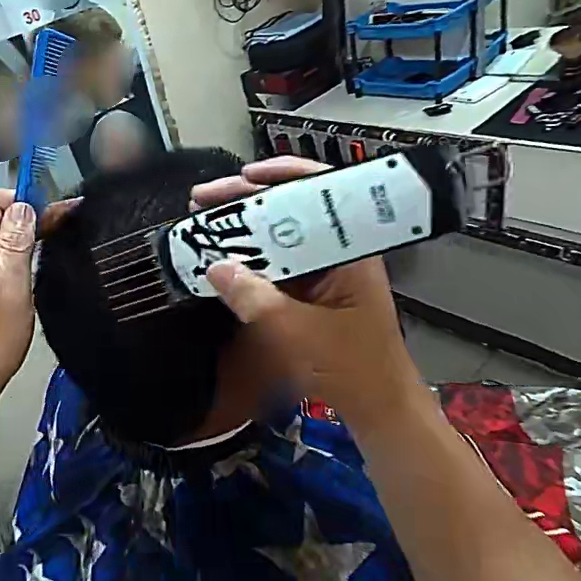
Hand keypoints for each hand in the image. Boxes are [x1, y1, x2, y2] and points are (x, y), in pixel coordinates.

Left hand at [0, 189, 35, 425]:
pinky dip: (10, 254)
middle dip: (25, 214)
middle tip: (64, 228)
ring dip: (20, 235)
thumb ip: (16, 244)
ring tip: (51, 246)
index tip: (56, 216)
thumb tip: (24, 206)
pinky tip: (28, 269)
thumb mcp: (11, 290)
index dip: (22, 199)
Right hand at [193, 158, 429, 430]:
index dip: (284, 174)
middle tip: (203, 199)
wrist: (379, 405)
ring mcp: (326, 271)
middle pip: (293, 210)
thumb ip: (255, 299)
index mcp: (350, 249)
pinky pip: (279, 264)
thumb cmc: (352, 367)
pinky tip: (221, 257)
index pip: (322, 190)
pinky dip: (251, 259)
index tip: (246, 175)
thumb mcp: (298, 333)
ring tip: (202, 221)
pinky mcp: (313, 291)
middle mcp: (339, 251)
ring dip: (245, 230)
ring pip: (282, 236)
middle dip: (248, 201)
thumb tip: (216, 268)